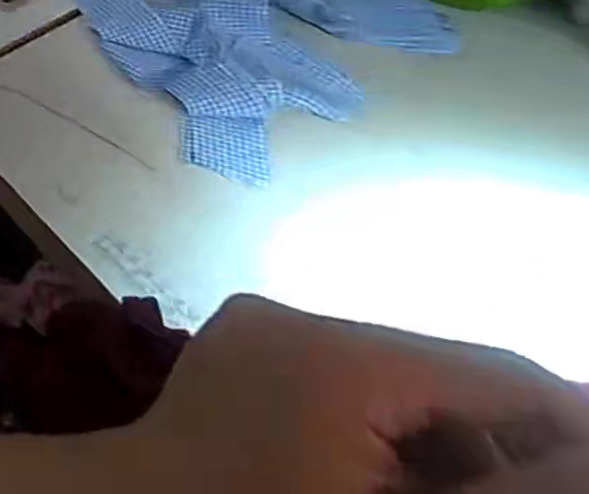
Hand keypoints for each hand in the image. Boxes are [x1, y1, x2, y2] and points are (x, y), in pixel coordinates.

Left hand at [134, 296, 588, 493]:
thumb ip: (528, 487)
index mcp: (331, 349)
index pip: (502, 374)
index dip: (571, 431)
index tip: (583, 479)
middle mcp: (286, 315)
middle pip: (444, 372)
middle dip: (501, 445)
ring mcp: (252, 323)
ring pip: (393, 373)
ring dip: (439, 437)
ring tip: (417, 489)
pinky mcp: (237, 340)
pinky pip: (337, 371)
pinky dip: (378, 420)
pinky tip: (375, 474)